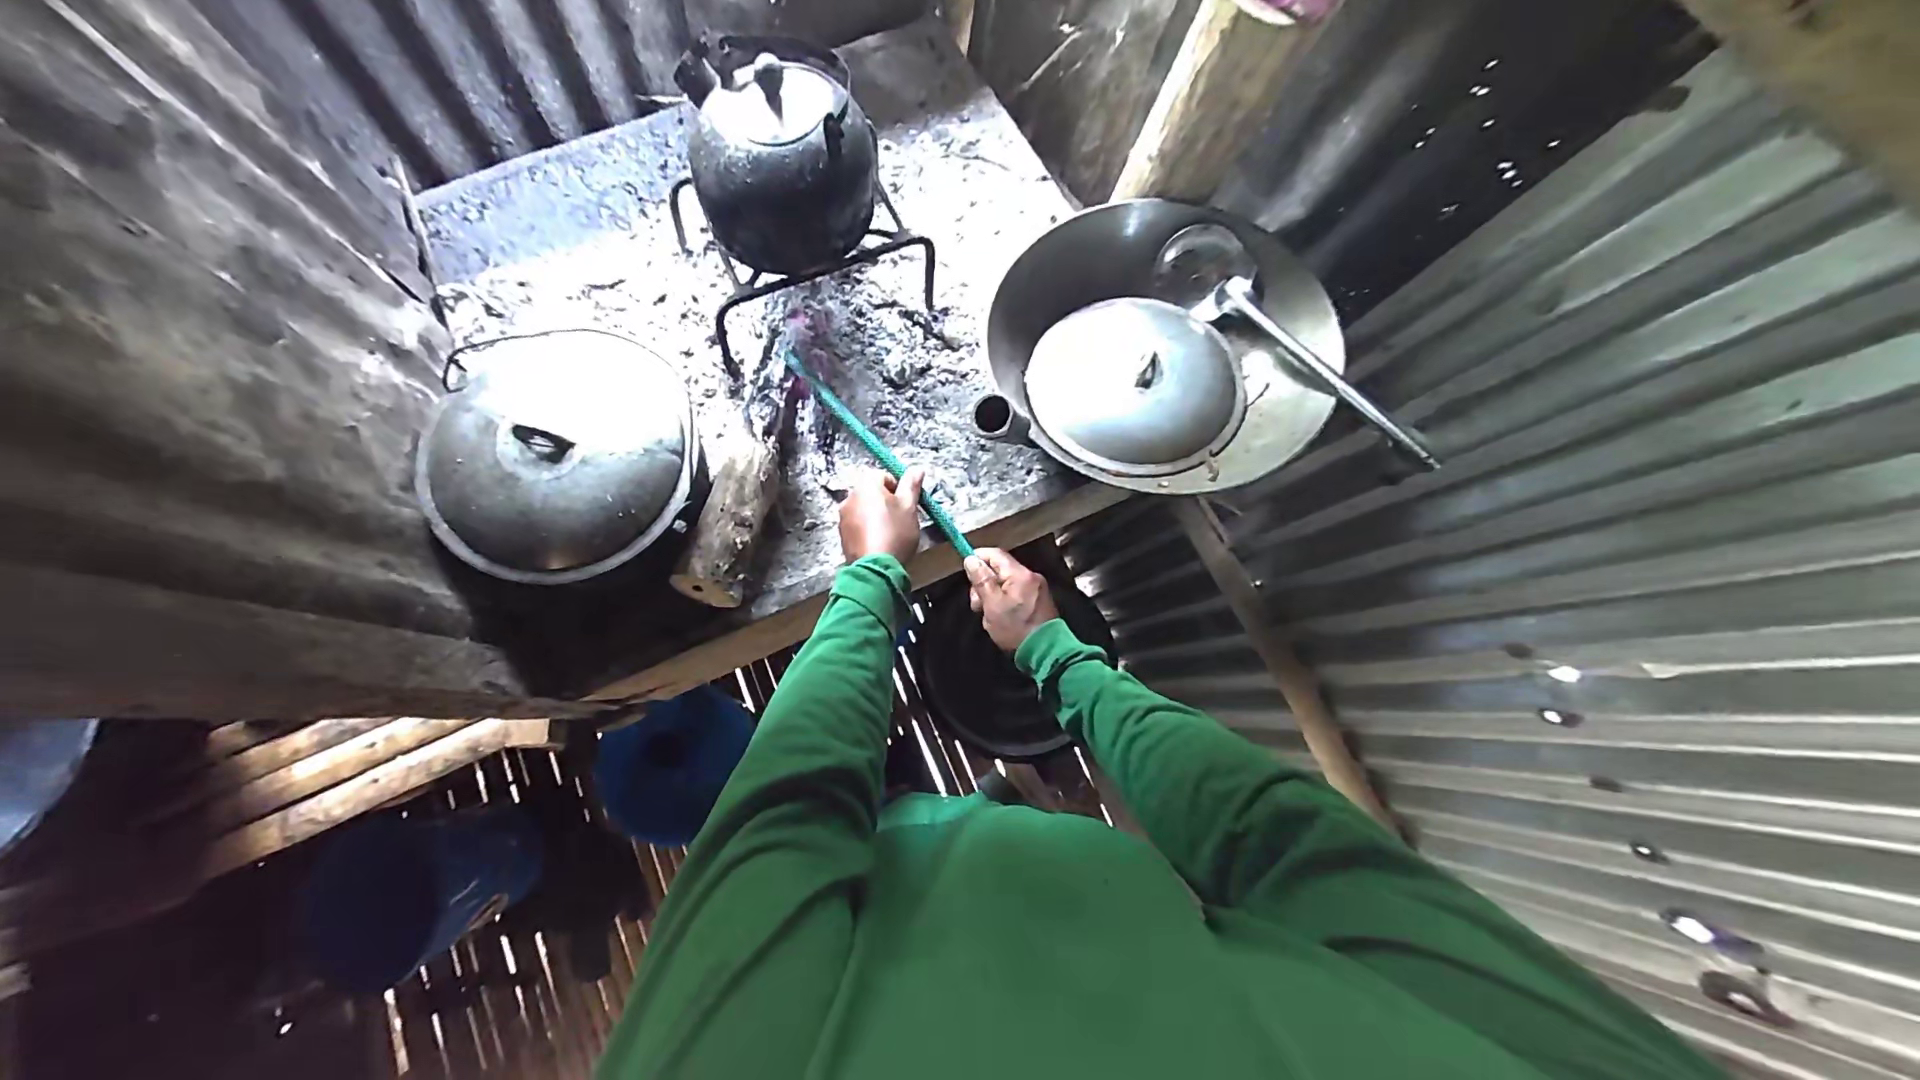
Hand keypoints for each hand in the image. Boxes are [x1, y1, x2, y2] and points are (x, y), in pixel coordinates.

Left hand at [838, 466, 925, 564]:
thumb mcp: (909, 507)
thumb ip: (911, 485)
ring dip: (875, 514)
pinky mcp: (842, 533)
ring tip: (889, 531)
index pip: (883, 475)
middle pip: (871, 491)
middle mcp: (849, 496)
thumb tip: (917, 468)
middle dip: (885, 501)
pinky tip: (878, 541)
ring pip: (863, 508)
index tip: (906, 503)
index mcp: (865, 484)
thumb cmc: (895, 532)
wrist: (875, 567)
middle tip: (900, 517)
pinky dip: (867, 527)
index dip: (897, 487)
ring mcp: (843, 516)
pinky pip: (857, 523)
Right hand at [964, 548, 1058, 652]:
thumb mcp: (992, 605)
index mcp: (1020, 574)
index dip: (978, 559)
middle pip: (999, 569)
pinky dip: (1005, 603)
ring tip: (991, 617)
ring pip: (1006, 584)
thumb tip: (971, 560)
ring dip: (993, 597)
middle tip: (978, 605)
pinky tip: (1001, 619)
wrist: (1045, 652)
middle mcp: (1031, 577)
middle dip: (984, 584)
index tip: (967, 572)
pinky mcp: (1038, 601)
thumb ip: (981, 580)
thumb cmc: (1016, 629)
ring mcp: (1036, 589)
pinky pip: (1016, 594)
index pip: (995, 554)